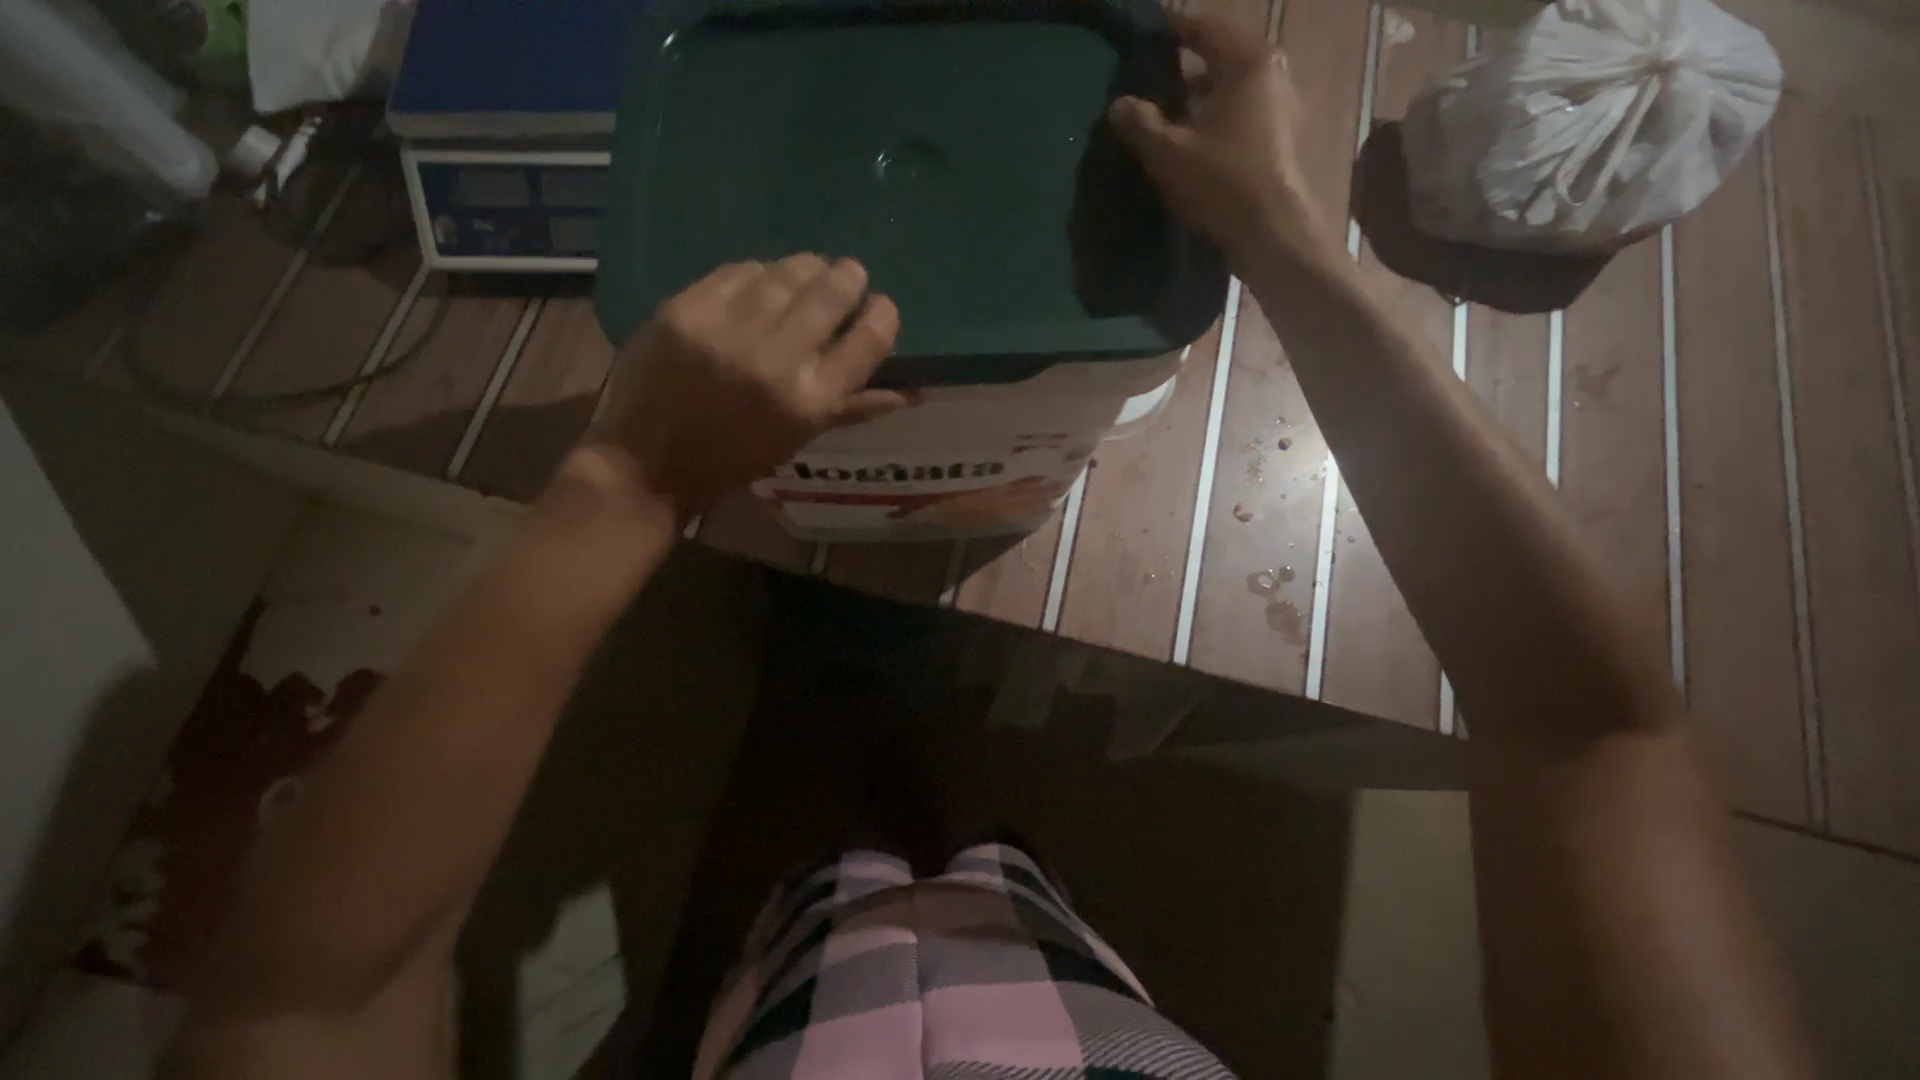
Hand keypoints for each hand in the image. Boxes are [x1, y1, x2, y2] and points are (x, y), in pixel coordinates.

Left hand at [575, 255, 909, 520]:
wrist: (648, 463)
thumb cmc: (733, 460)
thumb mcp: (798, 440)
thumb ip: (852, 409)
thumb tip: (910, 393)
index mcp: (811, 401)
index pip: (869, 339)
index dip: (882, 314)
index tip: (879, 307)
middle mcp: (777, 359)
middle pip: (832, 293)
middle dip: (847, 278)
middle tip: (847, 277)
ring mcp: (729, 329)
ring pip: (787, 272)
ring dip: (805, 269)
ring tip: (808, 273)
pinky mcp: (688, 309)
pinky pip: (739, 272)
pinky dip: (757, 274)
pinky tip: (759, 284)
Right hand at [1109, 12, 1337, 271]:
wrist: (1272, 233)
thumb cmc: (1221, 182)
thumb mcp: (1168, 152)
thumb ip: (1140, 123)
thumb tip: (1119, 104)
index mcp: (1248, 62)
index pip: (1204, 29)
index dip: (1173, 28)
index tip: (1149, 29)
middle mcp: (1272, 74)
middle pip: (1222, 58)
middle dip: (1187, 65)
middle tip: (1153, 72)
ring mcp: (1282, 107)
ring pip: (1232, 89)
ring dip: (1201, 96)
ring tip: (1167, 110)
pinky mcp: (1282, 139)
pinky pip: (1243, 114)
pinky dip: (1217, 118)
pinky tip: (1193, 139)